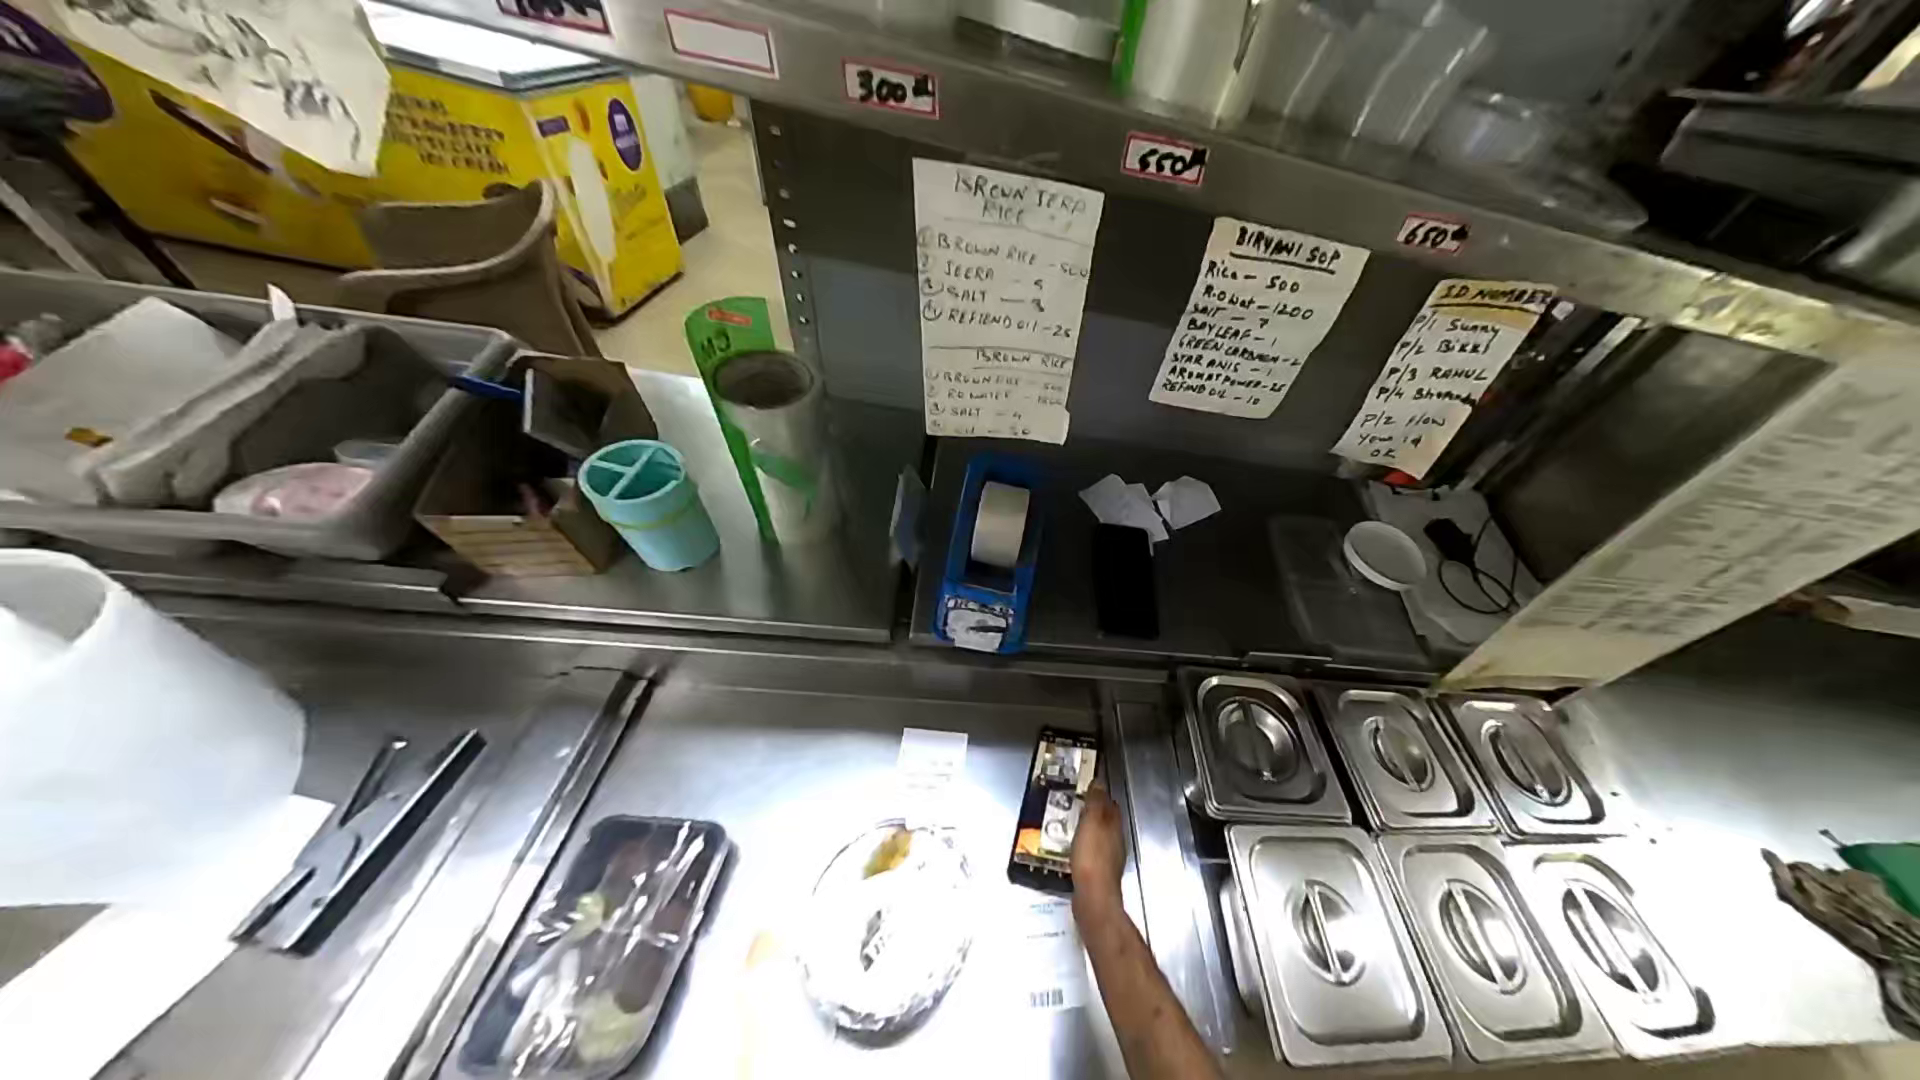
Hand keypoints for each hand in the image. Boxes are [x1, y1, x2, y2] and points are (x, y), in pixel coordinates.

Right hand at [1071, 783, 1123, 909]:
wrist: (1093, 898)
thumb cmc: (1091, 857)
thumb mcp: (1091, 823)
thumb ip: (1095, 803)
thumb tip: (1100, 783)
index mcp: (1114, 826)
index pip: (1110, 804)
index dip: (1100, 795)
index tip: (1087, 788)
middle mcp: (1116, 841)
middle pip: (1107, 820)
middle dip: (1095, 812)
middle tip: (1077, 805)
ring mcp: (1109, 859)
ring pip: (1101, 837)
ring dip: (1090, 830)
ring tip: (1073, 825)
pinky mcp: (1100, 874)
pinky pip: (1093, 853)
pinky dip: (1085, 847)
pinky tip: (1075, 850)